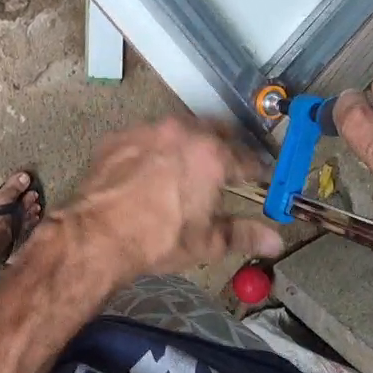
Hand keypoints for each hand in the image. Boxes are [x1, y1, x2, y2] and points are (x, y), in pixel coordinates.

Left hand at [58, 117, 282, 283]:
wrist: (97, 236)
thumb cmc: (157, 240)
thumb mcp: (205, 242)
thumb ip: (242, 235)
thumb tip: (275, 241)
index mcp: (212, 155)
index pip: (247, 158)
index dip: (256, 170)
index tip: (259, 178)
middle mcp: (181, 133)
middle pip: (215, 132)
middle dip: (225, 147)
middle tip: (228, 167)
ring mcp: (146, 131)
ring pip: (177, 130)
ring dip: (188, 143)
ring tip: (188, 166)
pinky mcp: (117, 138)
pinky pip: (144, 138)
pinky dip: (153, 149)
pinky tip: (149, 170)